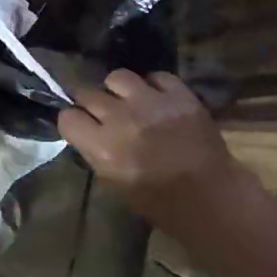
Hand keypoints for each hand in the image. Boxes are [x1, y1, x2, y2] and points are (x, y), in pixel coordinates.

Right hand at [59, 70, 245, 226]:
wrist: (208, 194)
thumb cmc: (158, 200)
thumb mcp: (113, 182)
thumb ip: (96, 151)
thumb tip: (88, 130)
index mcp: (103, 148)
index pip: (68, 118)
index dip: (73, 122)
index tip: (80, 126)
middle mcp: (122, 119)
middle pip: (88, 93)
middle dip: (91, 103)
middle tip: (101, 112)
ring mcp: (152, 102)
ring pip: (118, 77)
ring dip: (118, 89)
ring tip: (127, 100)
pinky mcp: (179, 94)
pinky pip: (156, 76)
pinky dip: (153, 85)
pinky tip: (156, 98)